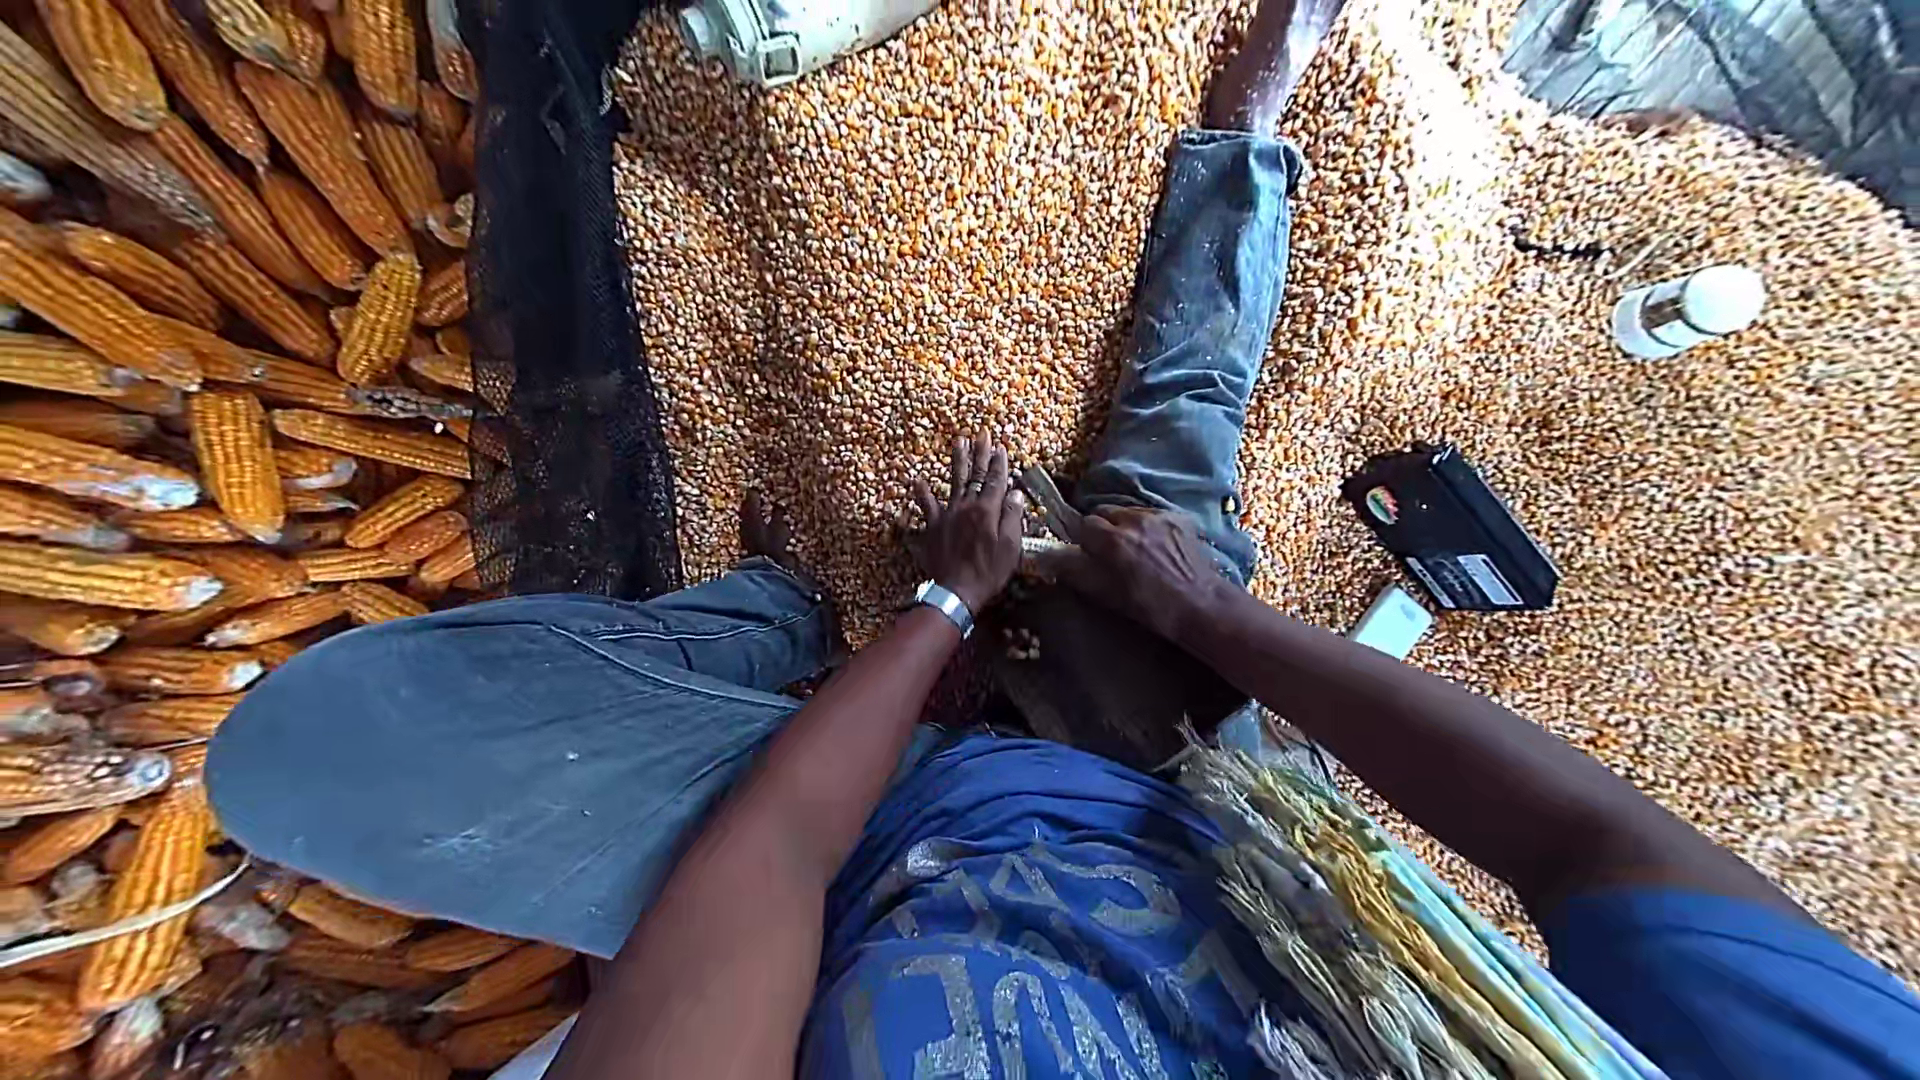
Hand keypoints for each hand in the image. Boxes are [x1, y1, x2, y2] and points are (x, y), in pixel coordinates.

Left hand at [907, 434, 1026, 612]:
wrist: (956, 590)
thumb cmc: (988, 572)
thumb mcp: (1010, 548)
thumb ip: (1013, 518)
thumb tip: (1017, 494)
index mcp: (988, 510)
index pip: (996, 481)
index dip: (999, 464)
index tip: (1001, 447)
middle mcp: (967, 506)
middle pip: (975, 475)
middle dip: (981, 453)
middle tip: (983, 434)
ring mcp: (948, 514)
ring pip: (954, 481)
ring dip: (958, 461)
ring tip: (959, 441)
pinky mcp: (933, 526)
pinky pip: (926, 505)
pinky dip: (922, 492)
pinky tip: (918, 479)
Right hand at [1048, 507, 1236, 639]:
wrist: (1202, 606)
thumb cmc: (1152, 608)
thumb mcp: (1107, 595)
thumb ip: (1076, 572)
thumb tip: (1050, 559)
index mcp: (1113, 541)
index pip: (1083, 524)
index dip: (1082, 539)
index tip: (1086, 552)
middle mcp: (1134, 520)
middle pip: (1104, 512)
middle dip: (1102, 528)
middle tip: (1108, 551)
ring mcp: (1159, 516)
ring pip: (1128, 511)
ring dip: (1124, 525)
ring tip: (1133, 548)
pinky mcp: (1179, 517)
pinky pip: (1151, 514)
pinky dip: (1146, 526)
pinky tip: (1154, 546)